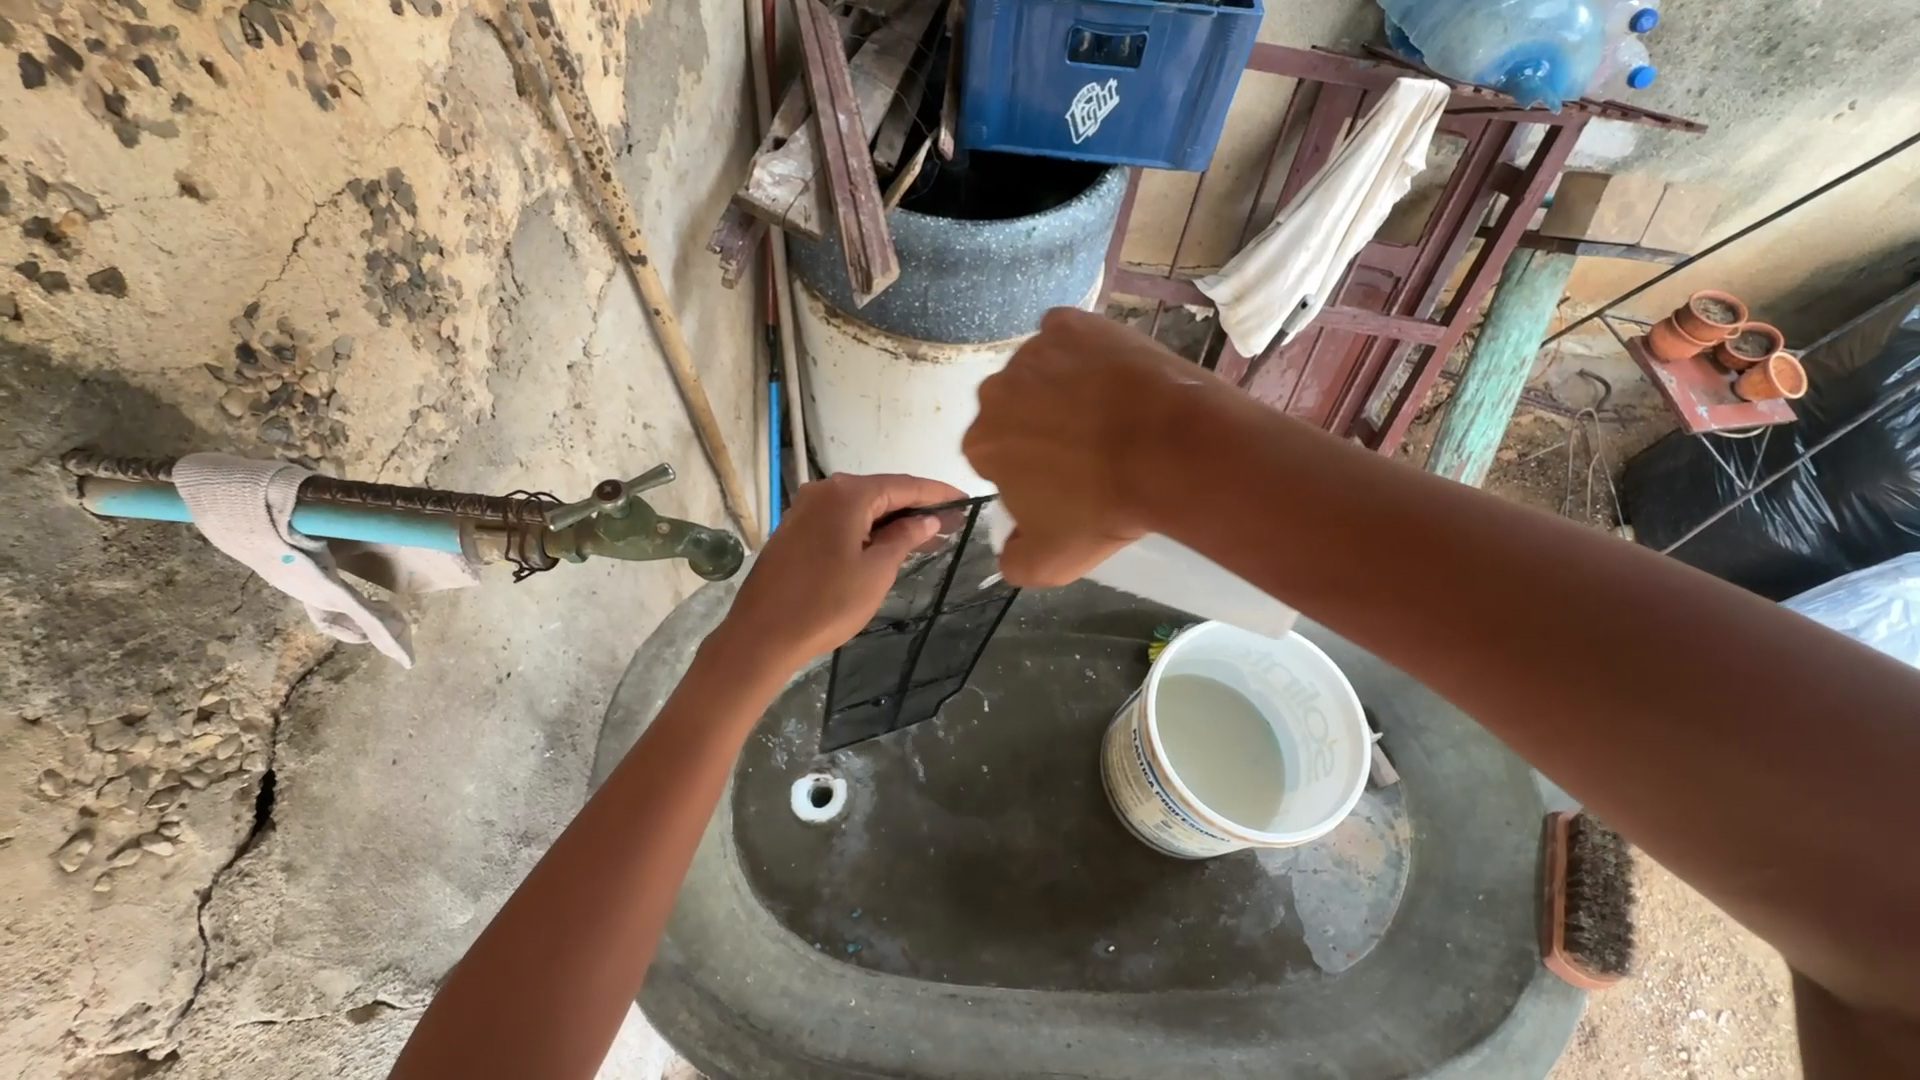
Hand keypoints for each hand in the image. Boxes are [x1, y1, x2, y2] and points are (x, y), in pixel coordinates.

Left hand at [719, 473, 967, 669]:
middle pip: (881, 493)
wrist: (762, 635)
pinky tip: (887, 544)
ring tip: (928, 537)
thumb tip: (926, 521)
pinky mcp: (795, 531)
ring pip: (860, 508)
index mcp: (847, 494)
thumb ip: (904, 539)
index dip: (937, 494)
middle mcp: (824, 491)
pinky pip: (841, 521)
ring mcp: (805, 510)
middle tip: (952, 523)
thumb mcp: (876, 571)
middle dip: (916, 508)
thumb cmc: (827, 604)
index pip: (904, 486)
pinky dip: (867, 529)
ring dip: (892, 521)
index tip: (966, 500)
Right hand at [963, 308, 1227, 585]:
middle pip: (1011, 411)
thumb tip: (1010, 546)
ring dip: (1059, 390)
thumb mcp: (1051, 562)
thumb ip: (1013, 561)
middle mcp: (995, 390)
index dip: (1023, 471)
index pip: (991, 457)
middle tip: (1084, 449)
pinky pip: (1068, 338)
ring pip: (1039, 374)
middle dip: (1036, 427)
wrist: (1174, 450)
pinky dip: (1083, 353)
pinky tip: (1112, 377)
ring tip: (1107, 414)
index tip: (1059, 481)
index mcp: (982, 443)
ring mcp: (1034, 351)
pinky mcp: (1074, 323)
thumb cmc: (1106, 509)